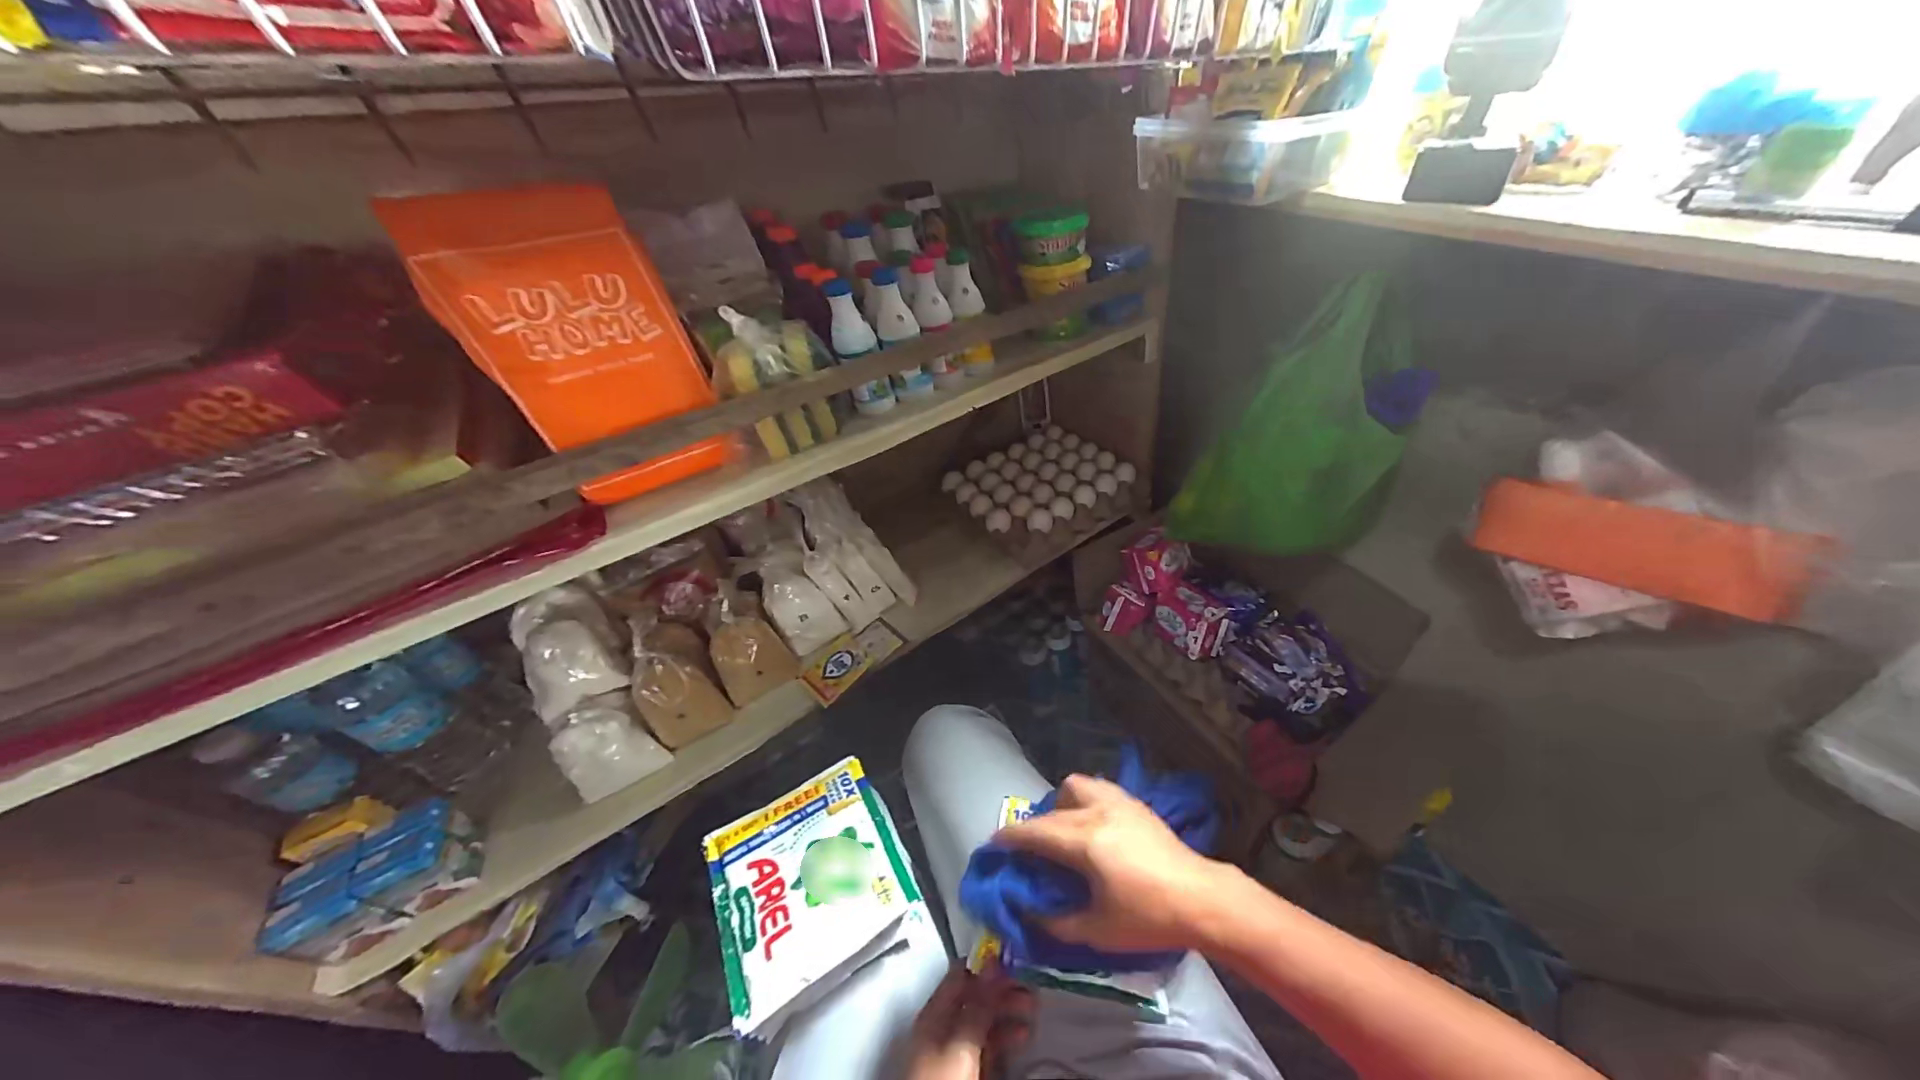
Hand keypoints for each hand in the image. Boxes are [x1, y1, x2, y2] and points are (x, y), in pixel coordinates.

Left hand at [902, 965, 1033, 1079]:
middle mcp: (942, 1024)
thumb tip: (993, 961)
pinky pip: (984, 1044)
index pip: (960, 973)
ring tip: (1033, 1013)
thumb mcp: (962, 1046)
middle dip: (1003, 990)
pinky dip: (1003, 1037)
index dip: (987, 964)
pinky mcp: (962, 1070)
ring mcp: (952, 1049)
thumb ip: (978, 1006)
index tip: (1017, 960)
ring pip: (982, 1020)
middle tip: (1032, 992)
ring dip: (1006, 1012)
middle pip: (974, 996)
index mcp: (935, 1013)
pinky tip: (1022, 1038)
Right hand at [991, 773, 1243, 953]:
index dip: (1008, 838)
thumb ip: (1057, 922)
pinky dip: (1084, 800)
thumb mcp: (1098, 930)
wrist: (1202, 899)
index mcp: (1083, 841)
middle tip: (1029, 850)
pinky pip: (1098, 788)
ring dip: (1060, 804)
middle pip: (1050, 810)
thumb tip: (1030, 913)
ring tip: (1063, 830)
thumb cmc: (1149, 918)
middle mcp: (1096, 812)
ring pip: (1075, 786)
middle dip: (1032, 826)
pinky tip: (1092, 825)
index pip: (1034, 832)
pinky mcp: (1136, 804)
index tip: (993, 845)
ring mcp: (1118, 803)